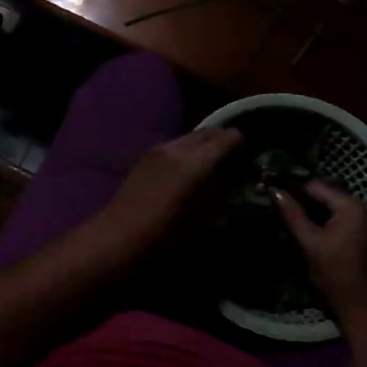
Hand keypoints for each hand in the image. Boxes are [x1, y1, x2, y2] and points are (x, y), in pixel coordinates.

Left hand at [90, 127, 243, 258]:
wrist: (117, 235)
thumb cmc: (164, 234)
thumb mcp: (202, 215)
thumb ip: (223, 188)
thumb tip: (239, 174)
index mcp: (194, 163)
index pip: (228, 138)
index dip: (242, 144)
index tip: (249, 158)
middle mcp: (178, 147)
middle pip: (210, 131)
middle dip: (225, 140)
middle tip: (234, 160)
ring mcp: (159, 148)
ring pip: (192, 136)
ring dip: (206, 144)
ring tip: (212, 166)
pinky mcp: (147, 154)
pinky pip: (177, 144)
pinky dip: (189, 150)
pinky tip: (188, 170)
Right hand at [274, 181, 366, 319]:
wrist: (358, 304)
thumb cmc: (334, 272)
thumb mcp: (310, 241)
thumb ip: (293, 215)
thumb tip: (275, 192)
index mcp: (349, 205)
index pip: (315, 186)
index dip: (292, 187)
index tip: (272, 188)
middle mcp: (359, 206)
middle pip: (323, 194)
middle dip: (300, 197)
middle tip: (276, 200)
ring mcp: (361, 219)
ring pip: (328, 206)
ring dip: (309, 209)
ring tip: (284, 211)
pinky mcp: (358, 231)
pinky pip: (335, 216)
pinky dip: (319, 218)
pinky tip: (302, 223)